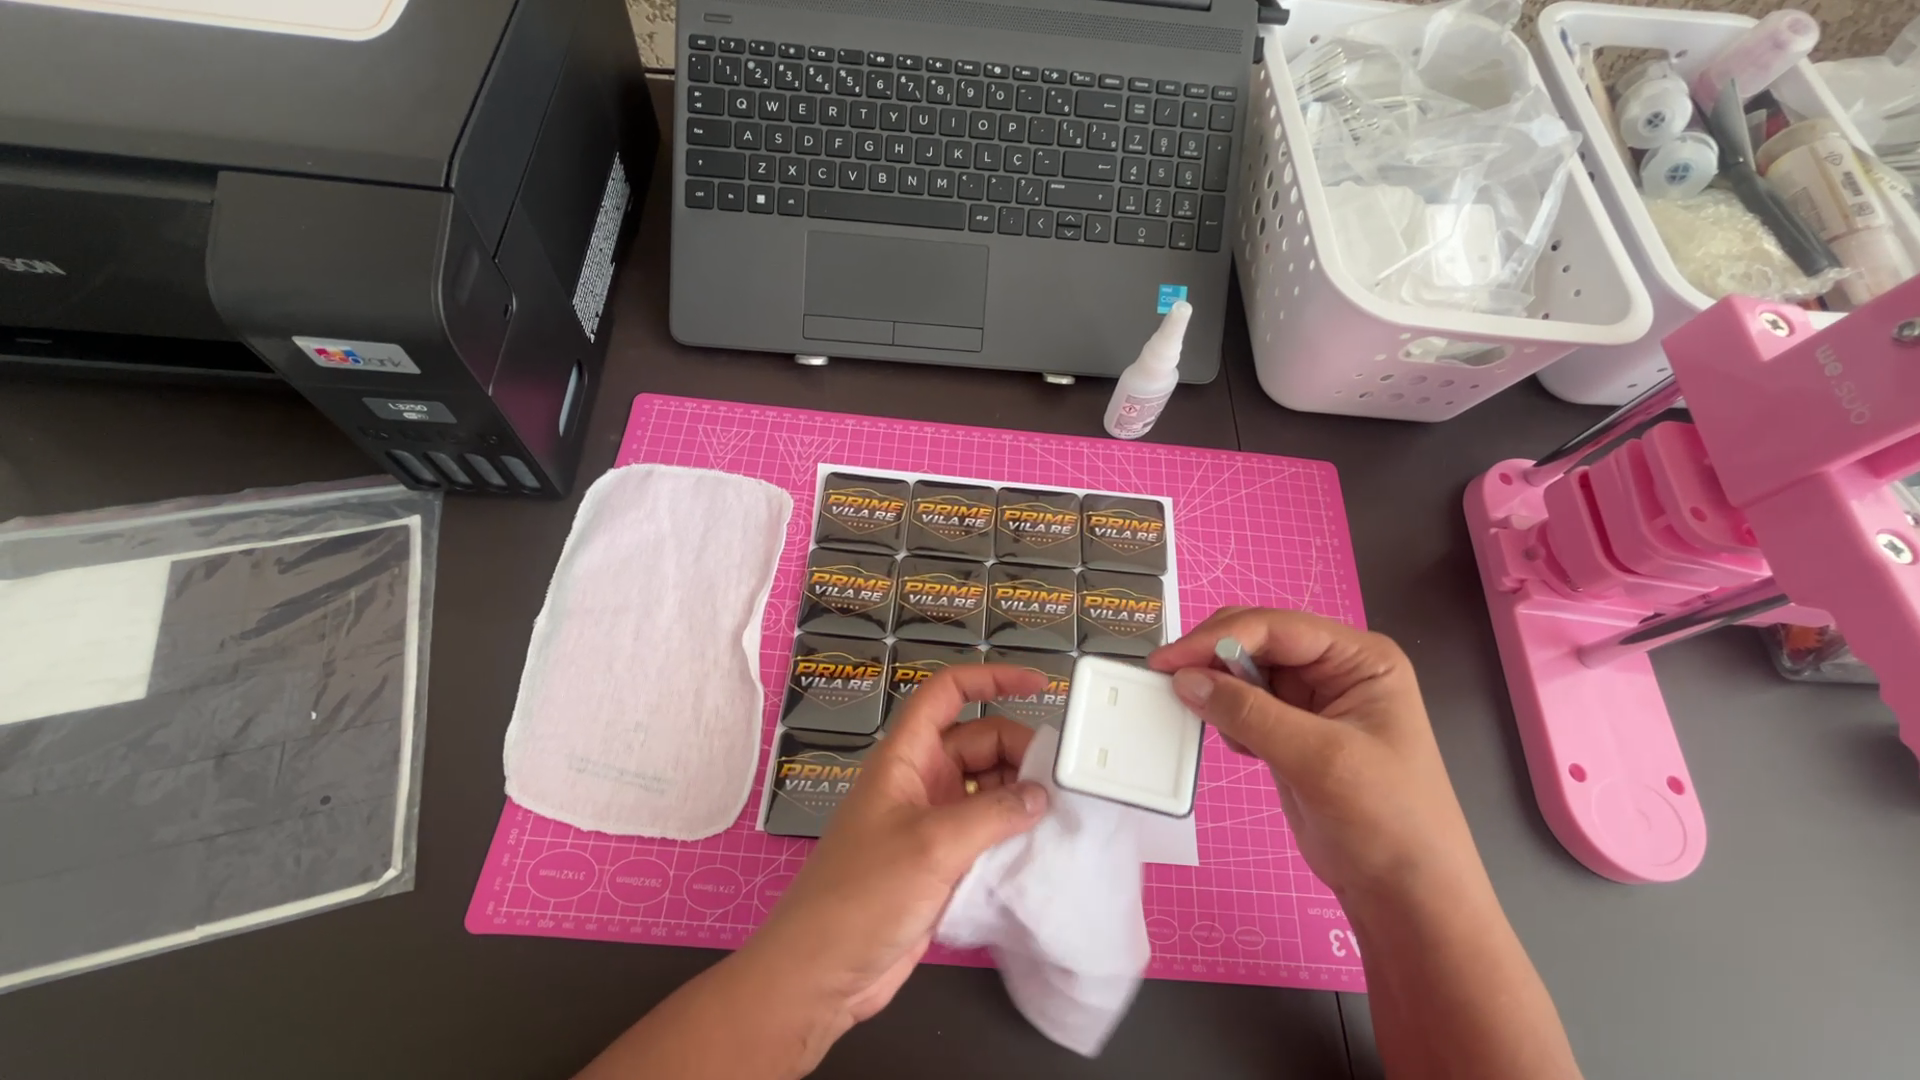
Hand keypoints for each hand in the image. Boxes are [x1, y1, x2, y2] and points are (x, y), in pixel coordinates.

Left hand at [741, 665, 1050, 1044]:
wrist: (822, 972)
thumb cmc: (862, 895)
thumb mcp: (932, 845)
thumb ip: (992, 813)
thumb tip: (1040, 795)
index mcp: (904, 757)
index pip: (947, 693)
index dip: (990, 678)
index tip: (1037, 684)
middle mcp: (920, 781)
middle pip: (979, 742)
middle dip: (1020, 750)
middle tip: (1062, 779)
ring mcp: (931, 821)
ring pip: (987, 787)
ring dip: (1021, 794)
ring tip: (1064, 809)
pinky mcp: (941, 860)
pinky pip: (986, 829)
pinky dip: (1013, 830)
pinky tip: (1044, 842)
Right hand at [1147, 607, 1483, 907]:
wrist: (1405, 894)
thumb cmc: (1385, 819)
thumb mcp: (1318, 759)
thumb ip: (1248, 714)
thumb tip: (1184, 680)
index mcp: (1359, 658)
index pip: (1276, 628)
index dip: (1218, 638)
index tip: (1168, 663)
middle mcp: (1335, 669)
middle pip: (1256, 641)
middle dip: (1212, 659)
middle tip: (1167, 681)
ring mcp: (1312, 702)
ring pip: (1244, 673)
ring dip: (1217, 689)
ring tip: (1201, 717)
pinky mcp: (1292, 733)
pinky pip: (1243, 706)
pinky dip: (1226, 717)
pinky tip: (1234, 744)